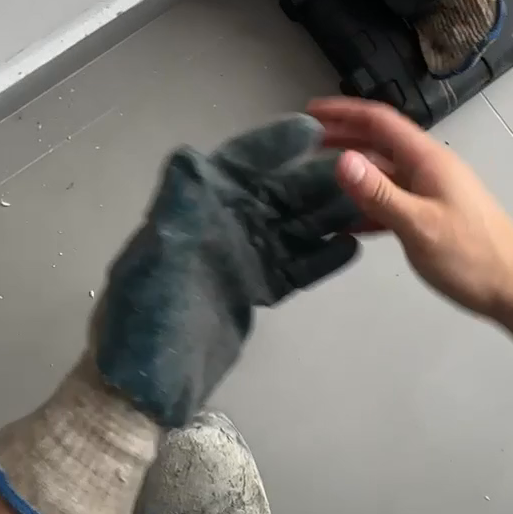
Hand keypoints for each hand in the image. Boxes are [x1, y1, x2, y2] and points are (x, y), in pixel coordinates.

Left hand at [94, 114, 361, 425]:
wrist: (144, 384)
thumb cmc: (146, 310)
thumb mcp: (157, 249)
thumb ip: (178, 201)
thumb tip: (190, 153)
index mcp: (199, 205)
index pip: (241, 162)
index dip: (274, 144)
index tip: (314, 129)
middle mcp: (224, 222)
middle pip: (278, 192)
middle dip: (316, 178)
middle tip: (361, 167)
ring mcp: (243, 256)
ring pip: (294, 227)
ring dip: (328, 214)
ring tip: (368, 203)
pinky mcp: (256, 289)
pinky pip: (296, 266)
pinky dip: (322, 257)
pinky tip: (351, 246)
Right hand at [308, 96, 512, 319]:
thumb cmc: (471, 256)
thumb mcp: (419, 225)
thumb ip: (379, 193)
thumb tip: (341, 160)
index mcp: (427, 159)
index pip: (379, 121)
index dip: (343, 111)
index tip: (309, 112)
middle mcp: (427, 167)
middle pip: (379, 141)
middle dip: (343, 136)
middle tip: (304, 143)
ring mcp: (430, 191)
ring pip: (383, 170)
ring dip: (352, 169)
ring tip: (315, 175)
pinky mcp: (431, 214)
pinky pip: (391, 198)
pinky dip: (366, 201)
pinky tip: (344, 217)